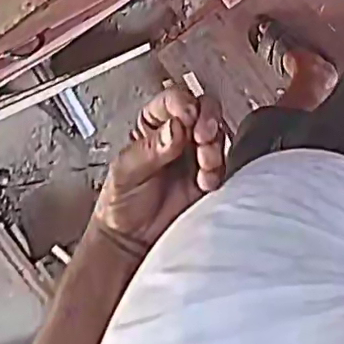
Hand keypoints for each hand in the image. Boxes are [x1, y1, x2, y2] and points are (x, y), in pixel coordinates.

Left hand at [90, 85, 225, 255]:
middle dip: (208, 118)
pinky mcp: (208, 176)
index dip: (182, 103)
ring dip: (214, 145)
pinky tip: (204, 182)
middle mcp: (178, 134)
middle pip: (203, 109)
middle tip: (203, 134)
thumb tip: (174, 129)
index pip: (173, 99)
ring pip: (217, 133)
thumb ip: (149, 149)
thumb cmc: (120, 202)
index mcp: (154, 123)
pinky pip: (223, 163)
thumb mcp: (125, 171)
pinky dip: (218, 170)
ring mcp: (195, 153)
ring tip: (203, 163)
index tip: (186, 116)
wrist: (131, 243)